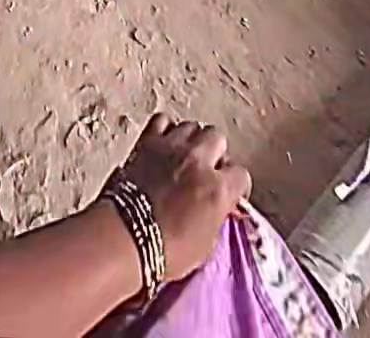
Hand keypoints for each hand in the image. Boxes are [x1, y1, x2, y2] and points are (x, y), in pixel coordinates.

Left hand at [113, 113, 252, 280]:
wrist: (128, 233)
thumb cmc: (171, 249)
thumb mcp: (208, 240)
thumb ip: (217, 212)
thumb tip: (219, 204)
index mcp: (218, 187)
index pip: (241, 173)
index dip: (236, 184)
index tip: (229, 193)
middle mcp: (198, 159)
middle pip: (216, 137)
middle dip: (215, 153)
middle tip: (207, 169)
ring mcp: (172, 145)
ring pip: (191, 126)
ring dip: (192, 140)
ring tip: (185, 156)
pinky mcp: (148, 140)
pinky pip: (162, 120)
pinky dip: (166, 129)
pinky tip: (164, 143)